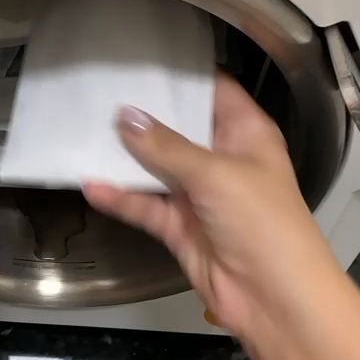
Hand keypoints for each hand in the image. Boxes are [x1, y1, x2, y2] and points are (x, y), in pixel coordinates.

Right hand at [83, 76, 337, 343]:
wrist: (273, 297)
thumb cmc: (264, 225)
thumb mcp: (217, 174)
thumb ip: (167, 147)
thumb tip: (126, 118)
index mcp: (246, 135)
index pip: (213, 92)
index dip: (181, 77)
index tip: (141, 62)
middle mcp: (221, 160)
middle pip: (177, 129)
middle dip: (143, 115)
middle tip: (101, 93)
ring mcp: (198, 195)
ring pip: (155, 168)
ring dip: (125, 157)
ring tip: (86, 134)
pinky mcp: (179, 227)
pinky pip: (144, 206)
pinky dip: (121, 198)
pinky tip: (93, 185)